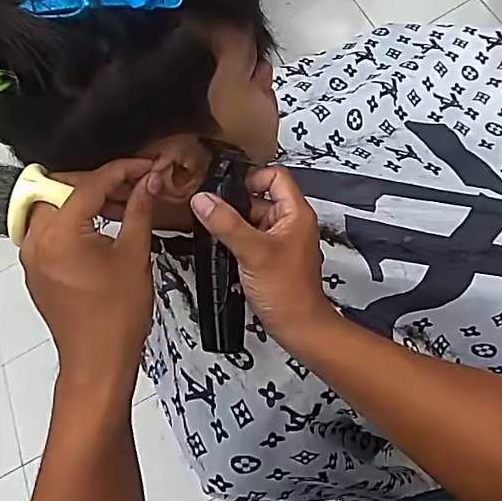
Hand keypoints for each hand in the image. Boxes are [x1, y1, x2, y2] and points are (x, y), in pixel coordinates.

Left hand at [20, 157, 156, 382]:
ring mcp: (32, 255)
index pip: (89, 184)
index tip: (146, 167)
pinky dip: (75, 217)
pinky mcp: (37, 266)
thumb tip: (149, 183)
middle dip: (100, 180)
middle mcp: (36, 241)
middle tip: (135, 182)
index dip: (123, 170)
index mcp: (59, 235)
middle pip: (62, 187)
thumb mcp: (135, 254)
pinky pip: (50, 226)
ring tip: (124, 202)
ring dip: (86, 197)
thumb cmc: (116, 317)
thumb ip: (140, 209)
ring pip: (53, 204)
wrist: (99, 357)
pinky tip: (106, 223)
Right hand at [190, 167, 335, 343]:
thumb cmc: (288, 291)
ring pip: (252, 218)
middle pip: (259, 197)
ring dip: (234, 224)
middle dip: (236, 205)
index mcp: (296, 213)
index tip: (228, 190)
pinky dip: (237, 240)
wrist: (297, 324)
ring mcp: (282, 239)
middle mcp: (292, 222)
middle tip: (215, 215)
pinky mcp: (272, 255)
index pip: (276, 175)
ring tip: (220, 236)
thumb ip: (226, 223)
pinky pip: (251, 237)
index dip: (251, 178)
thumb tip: (204, 200)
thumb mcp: (252, 251)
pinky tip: (227, 251)